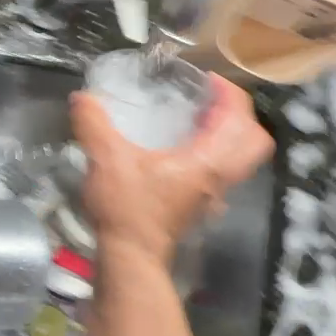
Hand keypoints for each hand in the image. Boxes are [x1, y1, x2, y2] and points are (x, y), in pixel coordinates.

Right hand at [71, 73, 272, 261]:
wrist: (129, 255)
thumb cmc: (127, 207)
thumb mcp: (106, 159)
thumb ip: (94, 125)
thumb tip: (82, 97)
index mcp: (208, 159)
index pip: (237, 117)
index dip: (228, 92)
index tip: (206, 80)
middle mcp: (219, 176)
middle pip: (253, 141)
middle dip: (239, 117)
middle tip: (211, 105)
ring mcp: (211, 195)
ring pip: (239, 160)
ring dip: (227, 138)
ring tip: (198, 125)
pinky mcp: (197, 208)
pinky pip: (219, 175)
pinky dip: (210, 158)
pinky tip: (180, 155)